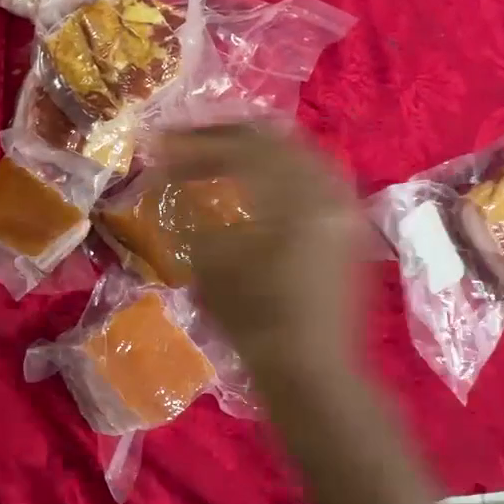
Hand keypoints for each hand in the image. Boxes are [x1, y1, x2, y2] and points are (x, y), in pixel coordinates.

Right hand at [153, 123, 365, 373]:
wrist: (311, 370)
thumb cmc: (252, 317)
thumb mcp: (206, 256)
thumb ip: (186, 203)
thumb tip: (164, 168)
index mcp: (291, 197)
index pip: (238, 143)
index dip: (192, 138)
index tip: (156, 140)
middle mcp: (324, 192)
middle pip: (271, 136)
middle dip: (221, 133)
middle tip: (183, 139)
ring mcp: (342, 208)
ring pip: (295, 152)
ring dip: (251, 146)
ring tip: (213, 154)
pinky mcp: (347, 226)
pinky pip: (311, 174)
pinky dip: (276, 167)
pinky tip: (250, 180)